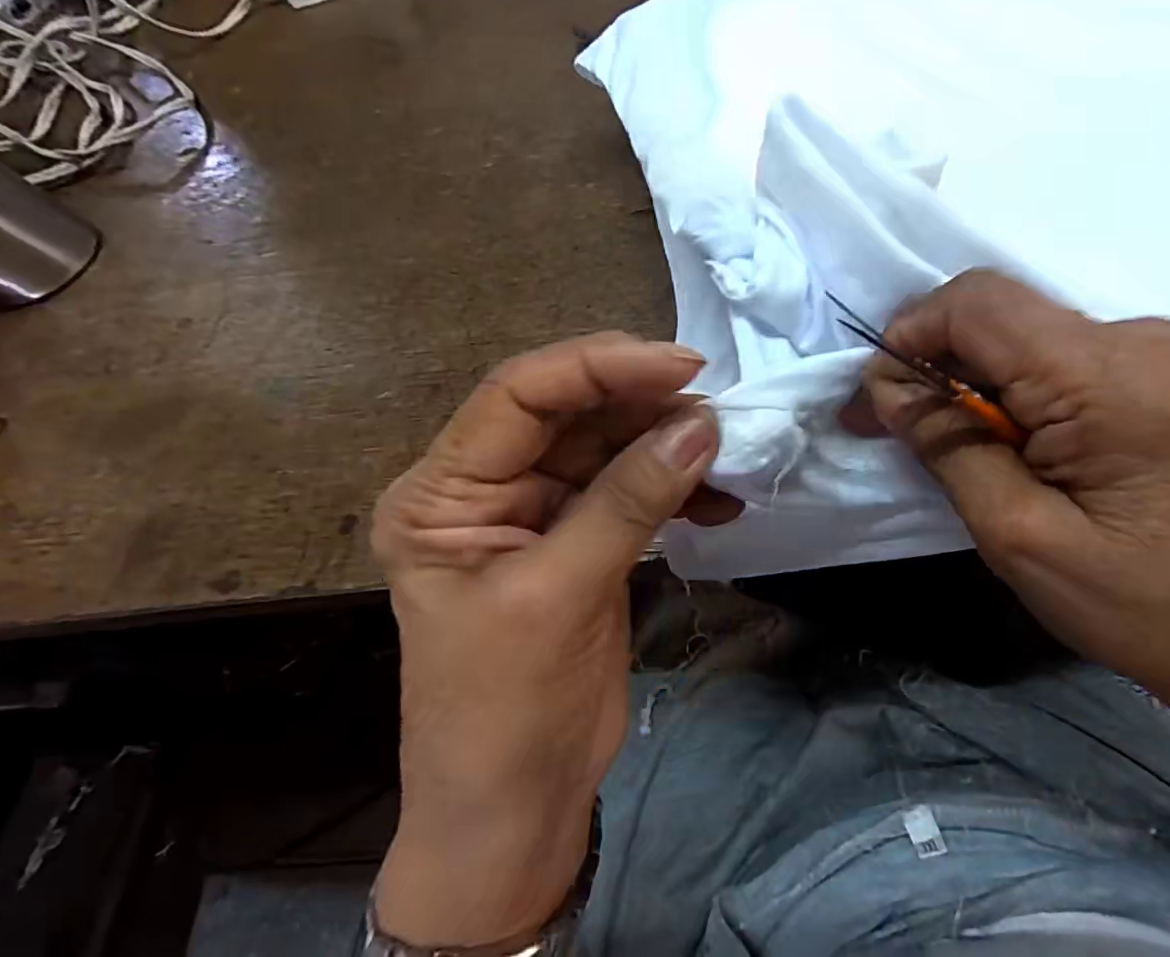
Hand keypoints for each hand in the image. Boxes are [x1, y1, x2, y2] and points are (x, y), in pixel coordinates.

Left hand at [369, 332, 737, 945]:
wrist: (518, 802)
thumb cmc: (505, 709)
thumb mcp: (560, 596)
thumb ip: (628, 503)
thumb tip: (701, 426)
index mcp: (443, 493)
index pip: (520, 395)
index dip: (601, 367)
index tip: (684, 366)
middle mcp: (488, 488)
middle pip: (572, 413)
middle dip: (646, 405)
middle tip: (718, 414)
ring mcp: (541, 512)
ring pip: (612, 446)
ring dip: (671, 444)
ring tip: (726, 456)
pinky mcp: (585, 538)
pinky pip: (636, 489)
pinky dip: (680, 489)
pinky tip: (721, 504)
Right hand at [844, 271, 1169, 738]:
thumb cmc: (1134, 601)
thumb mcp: (1017, 535)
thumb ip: (949, 446)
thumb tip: (888, 386)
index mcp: (1106, 379)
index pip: (979, 304)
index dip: (911, 335)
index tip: (877, 398)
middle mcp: (1136, 338)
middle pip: (999, 310)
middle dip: (933, 358)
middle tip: (894, 421)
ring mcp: (1154, 346)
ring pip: (1022, 328)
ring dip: (970, 375)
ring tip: (946, 438)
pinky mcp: (1156, 365)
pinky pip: (1054, 349)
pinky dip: (1010, 382)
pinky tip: (1003, 434)